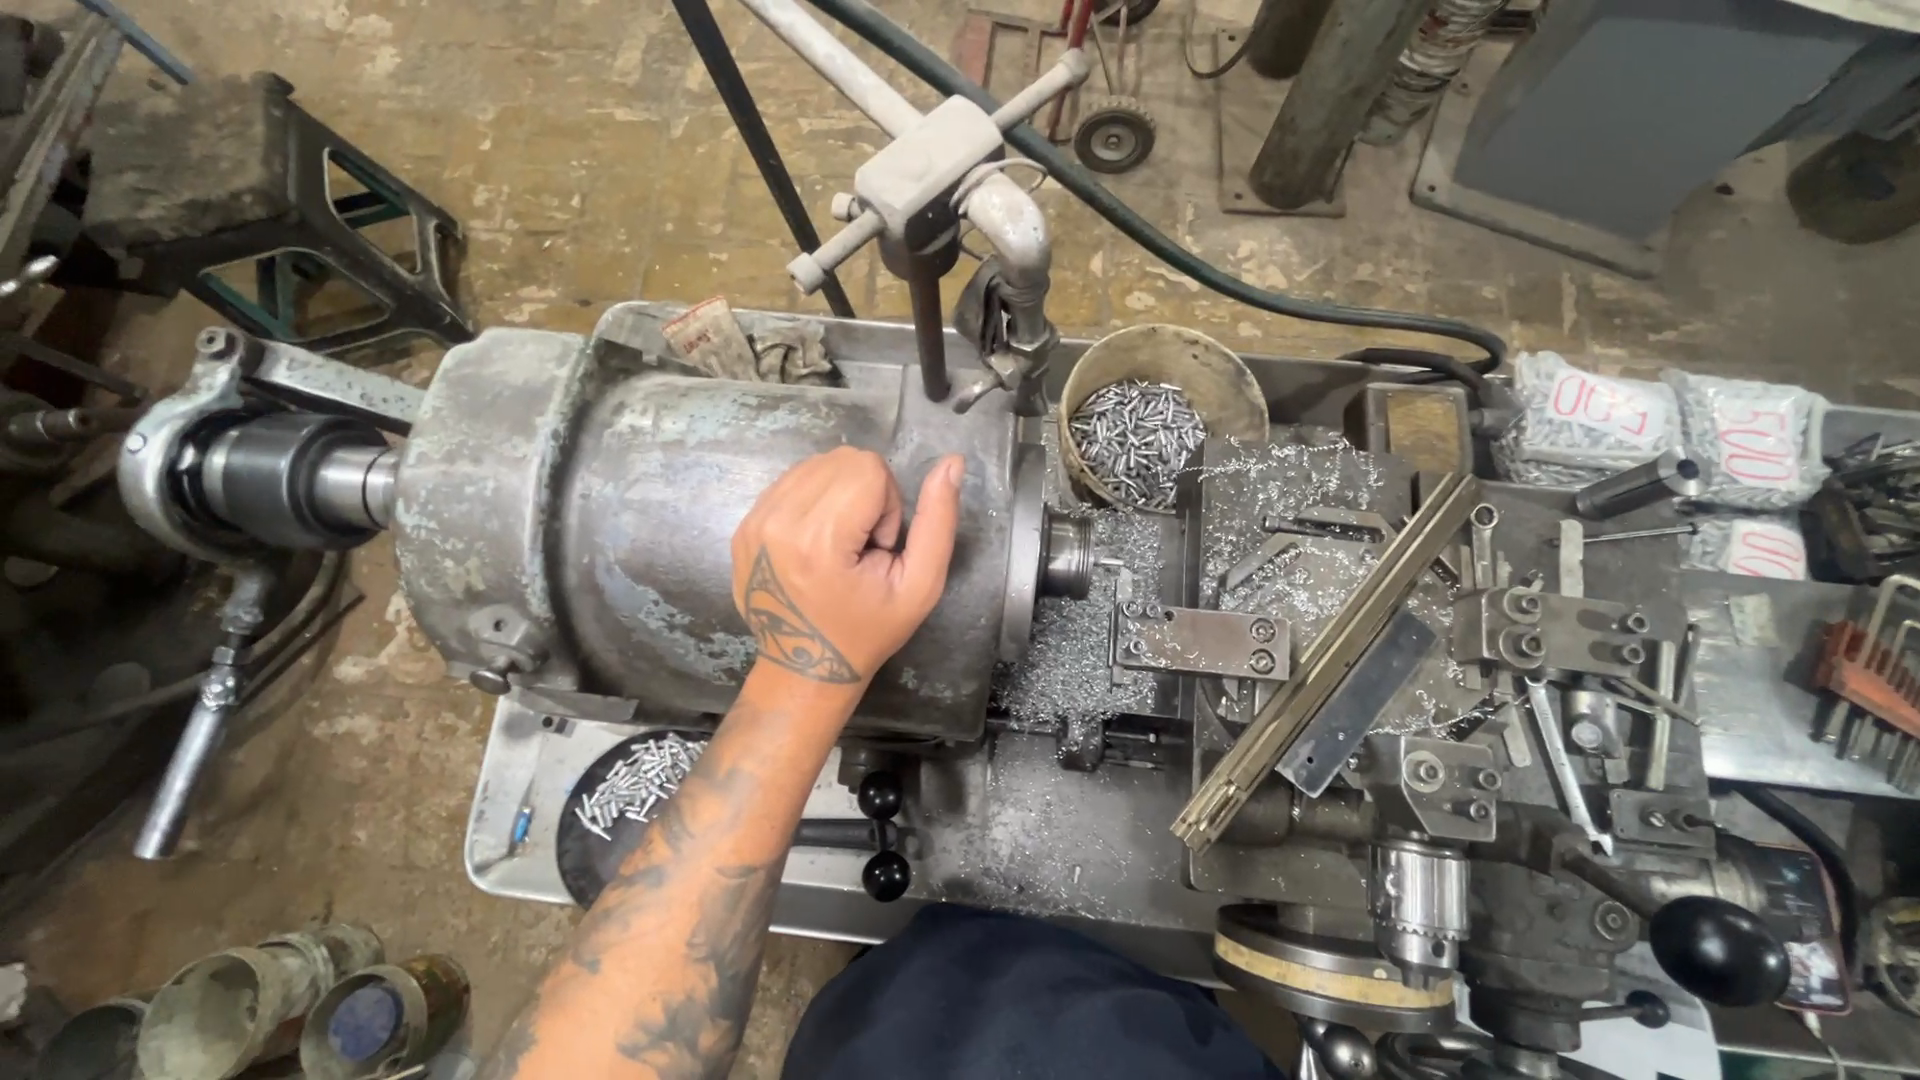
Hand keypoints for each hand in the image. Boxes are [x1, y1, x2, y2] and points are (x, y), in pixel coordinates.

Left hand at [731, 447, 964, 689]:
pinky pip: (791, 481)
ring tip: (838, 546)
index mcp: (818, 540)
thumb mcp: (920, 586)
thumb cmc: (868, 631)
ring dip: (839, 496)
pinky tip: (816, 544)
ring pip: (817, 464)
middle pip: (843, 459)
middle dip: (865, 496)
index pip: (869, 468)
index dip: (888, 506)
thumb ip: (939, 521)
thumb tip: (953, 462)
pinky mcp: (742, 526)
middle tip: (861, 548)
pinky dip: (813, 502)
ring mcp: (753, 522)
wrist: (806, 668)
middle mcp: (777, 522)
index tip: (877, 550)